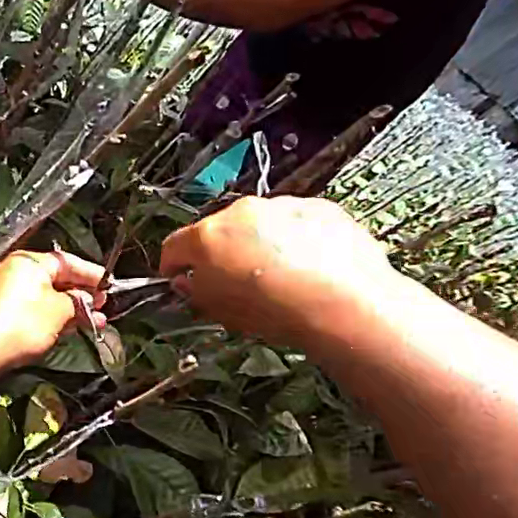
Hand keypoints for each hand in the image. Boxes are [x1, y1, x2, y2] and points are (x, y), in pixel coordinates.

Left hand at [0, 250, 105, 368]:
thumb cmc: (18, 325)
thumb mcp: (59, 311)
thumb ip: (77, 303)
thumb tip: (86, 301)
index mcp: (27, 261)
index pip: (68, 261)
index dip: (91, 275)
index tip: (109, 287)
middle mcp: (11, 272)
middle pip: (54, 279)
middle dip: (80, 295)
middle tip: (101, 308)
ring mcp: (1, 293)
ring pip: (42, 297)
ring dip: (67, 310)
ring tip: (90, 323)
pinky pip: (29, 310)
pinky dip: (48, 318)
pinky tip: (63, 330)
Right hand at [159, 196, 403, 350]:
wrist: (345, 305)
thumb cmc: (277, 310)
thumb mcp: (216, 309)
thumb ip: (193, 290)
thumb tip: (188, 282)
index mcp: (205, 237)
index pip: (172, 246)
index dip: (172, 265)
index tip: (178, 277)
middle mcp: (240, 213)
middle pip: (215, 231)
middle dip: (218, 253)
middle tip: (231, 281)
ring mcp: (280, 207)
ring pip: (255, 224)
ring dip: (255, 244)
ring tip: (274, 276)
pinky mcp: (318, 208)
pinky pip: (292, 222)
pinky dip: (291, 239)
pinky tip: (303, 266)